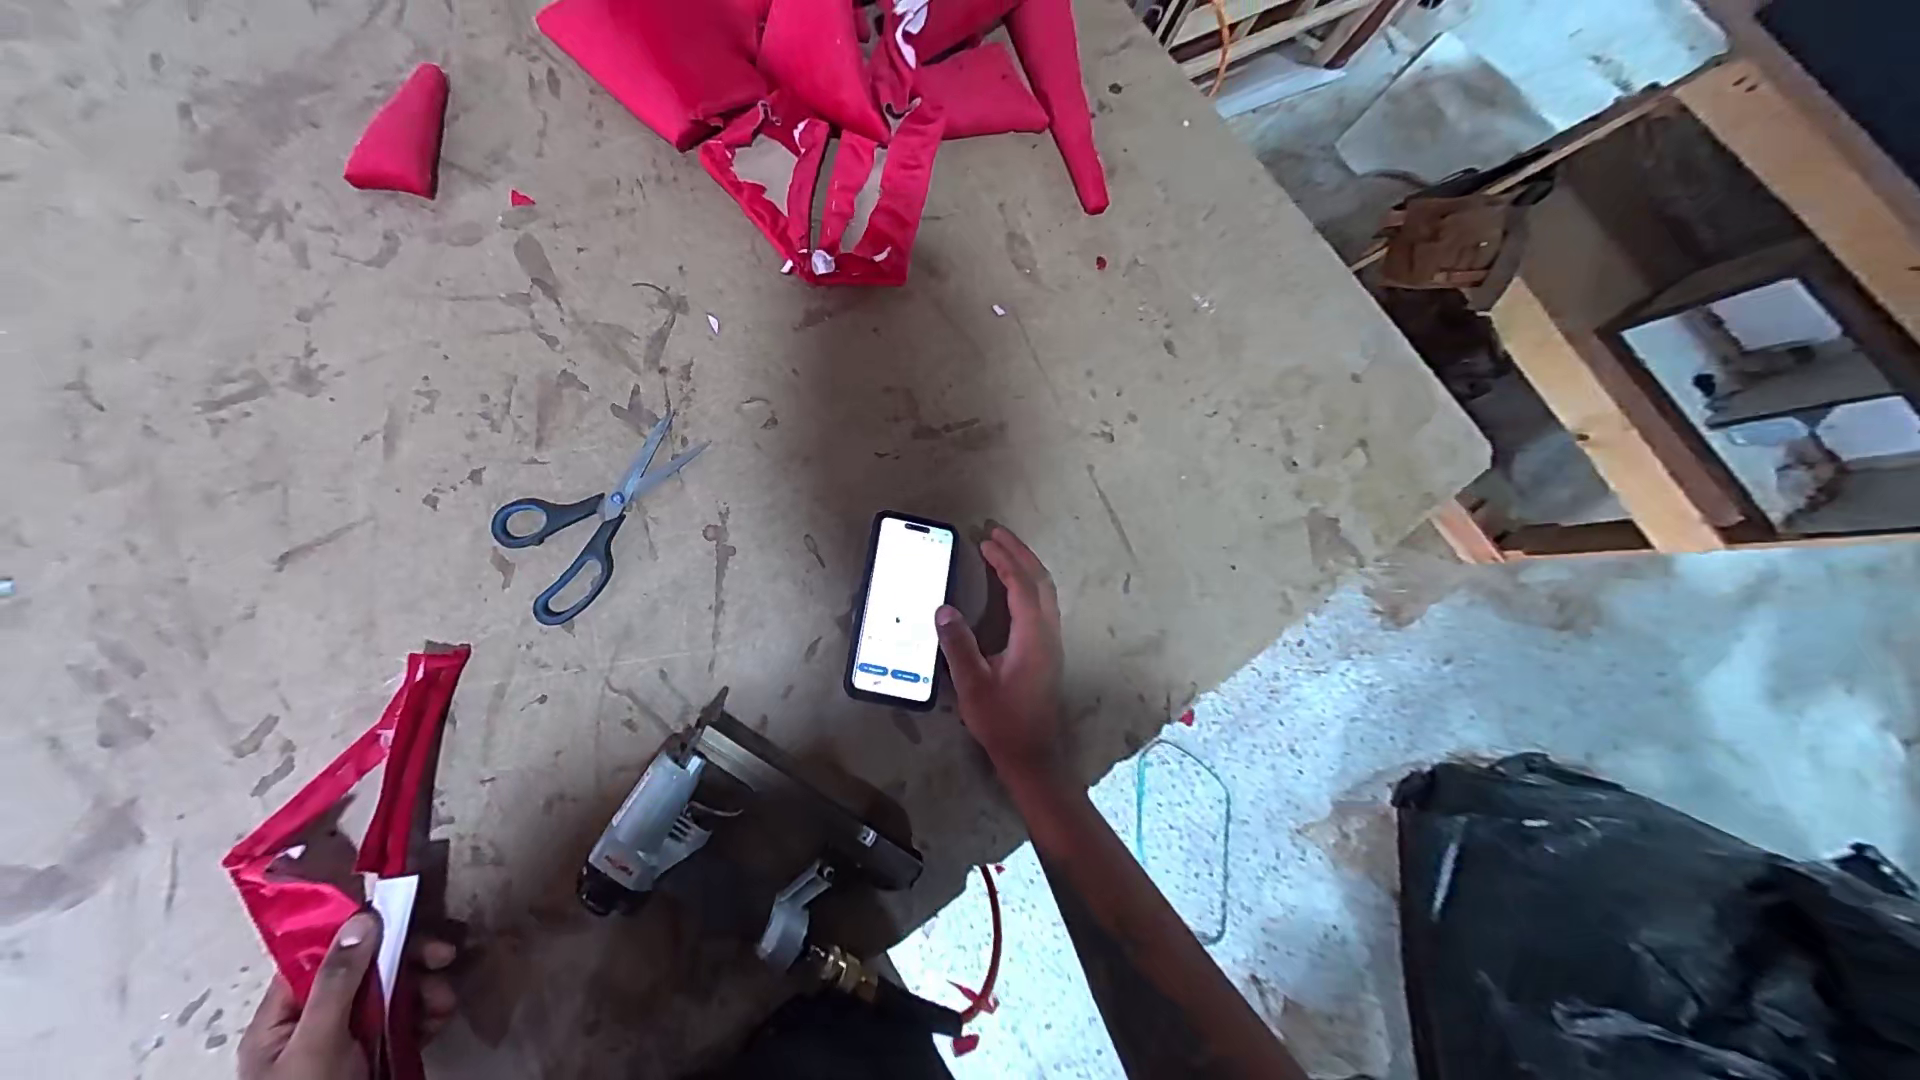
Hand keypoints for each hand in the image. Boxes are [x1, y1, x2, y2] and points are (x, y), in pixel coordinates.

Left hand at [238, 911, 458, 1079]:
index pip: (321, 955)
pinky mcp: (381, 1046)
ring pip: (397, 987)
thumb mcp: (317, 1044)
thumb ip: (338, 982)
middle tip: (444, 957)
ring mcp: (352, 1034)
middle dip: (411, 959)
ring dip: (428, 988)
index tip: (403, 915)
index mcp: (285, 1017)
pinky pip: (411, 1013)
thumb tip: (362, 917)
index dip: (361, 931)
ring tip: (443, 1005)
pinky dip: (430, 1011)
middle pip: (370, 966)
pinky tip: (439, 1021)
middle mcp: (318, 1018)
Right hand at [935, 526, 1065, 783]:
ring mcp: (1052, 642)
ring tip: (1004, 551)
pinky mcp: (1048, 651)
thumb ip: (959, 646)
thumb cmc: (1003, 721)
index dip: (1004, 560)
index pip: (1021, 586)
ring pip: (1045, 591)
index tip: (985, 541)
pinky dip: (1028, 584)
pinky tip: (1014, 586)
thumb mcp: (973, 685)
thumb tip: (944, 609)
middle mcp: (1048, 633)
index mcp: (1033, 637)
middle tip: (997, 533)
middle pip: (1040, 581)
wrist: (1032, 754)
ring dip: (1026, 566)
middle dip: (1020, 553)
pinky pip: (1043, 603)